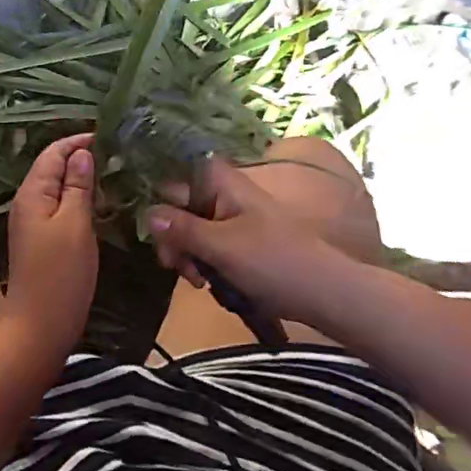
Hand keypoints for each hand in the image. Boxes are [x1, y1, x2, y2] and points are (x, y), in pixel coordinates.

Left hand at [4, 133, 98, 362]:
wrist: (40, 328)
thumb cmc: (60, 275)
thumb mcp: (75, 225)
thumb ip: (78, 187)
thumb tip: (83, 153)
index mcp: (32, 193)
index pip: (53, 152)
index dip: (78, 141)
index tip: (109, 137)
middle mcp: (28, 201)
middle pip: (53, 166)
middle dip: (81, 156)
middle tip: (117, 155)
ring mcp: (33, 221)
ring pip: (58, 186)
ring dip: (81, 177)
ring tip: (114, 174)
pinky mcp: (41, 238)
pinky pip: (59, 206)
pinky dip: (78, 198)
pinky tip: (99, 202)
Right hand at [146, 160, 360, 329]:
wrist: (324, 291)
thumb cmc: (272, 261)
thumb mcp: (221, 246)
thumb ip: (182, 229)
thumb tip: (147, 213)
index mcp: (222, 183)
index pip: (177, 179)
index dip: (164, 204)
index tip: (160, 236)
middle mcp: (225, 195)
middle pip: (182, 207)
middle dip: (174, 238)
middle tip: (175, 268)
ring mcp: (234, 219)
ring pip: (193, 230)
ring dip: (188, 256)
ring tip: (197, 282)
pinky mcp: (241, 243)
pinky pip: (210, 246)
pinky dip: (204, 264)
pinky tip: (208, 284)